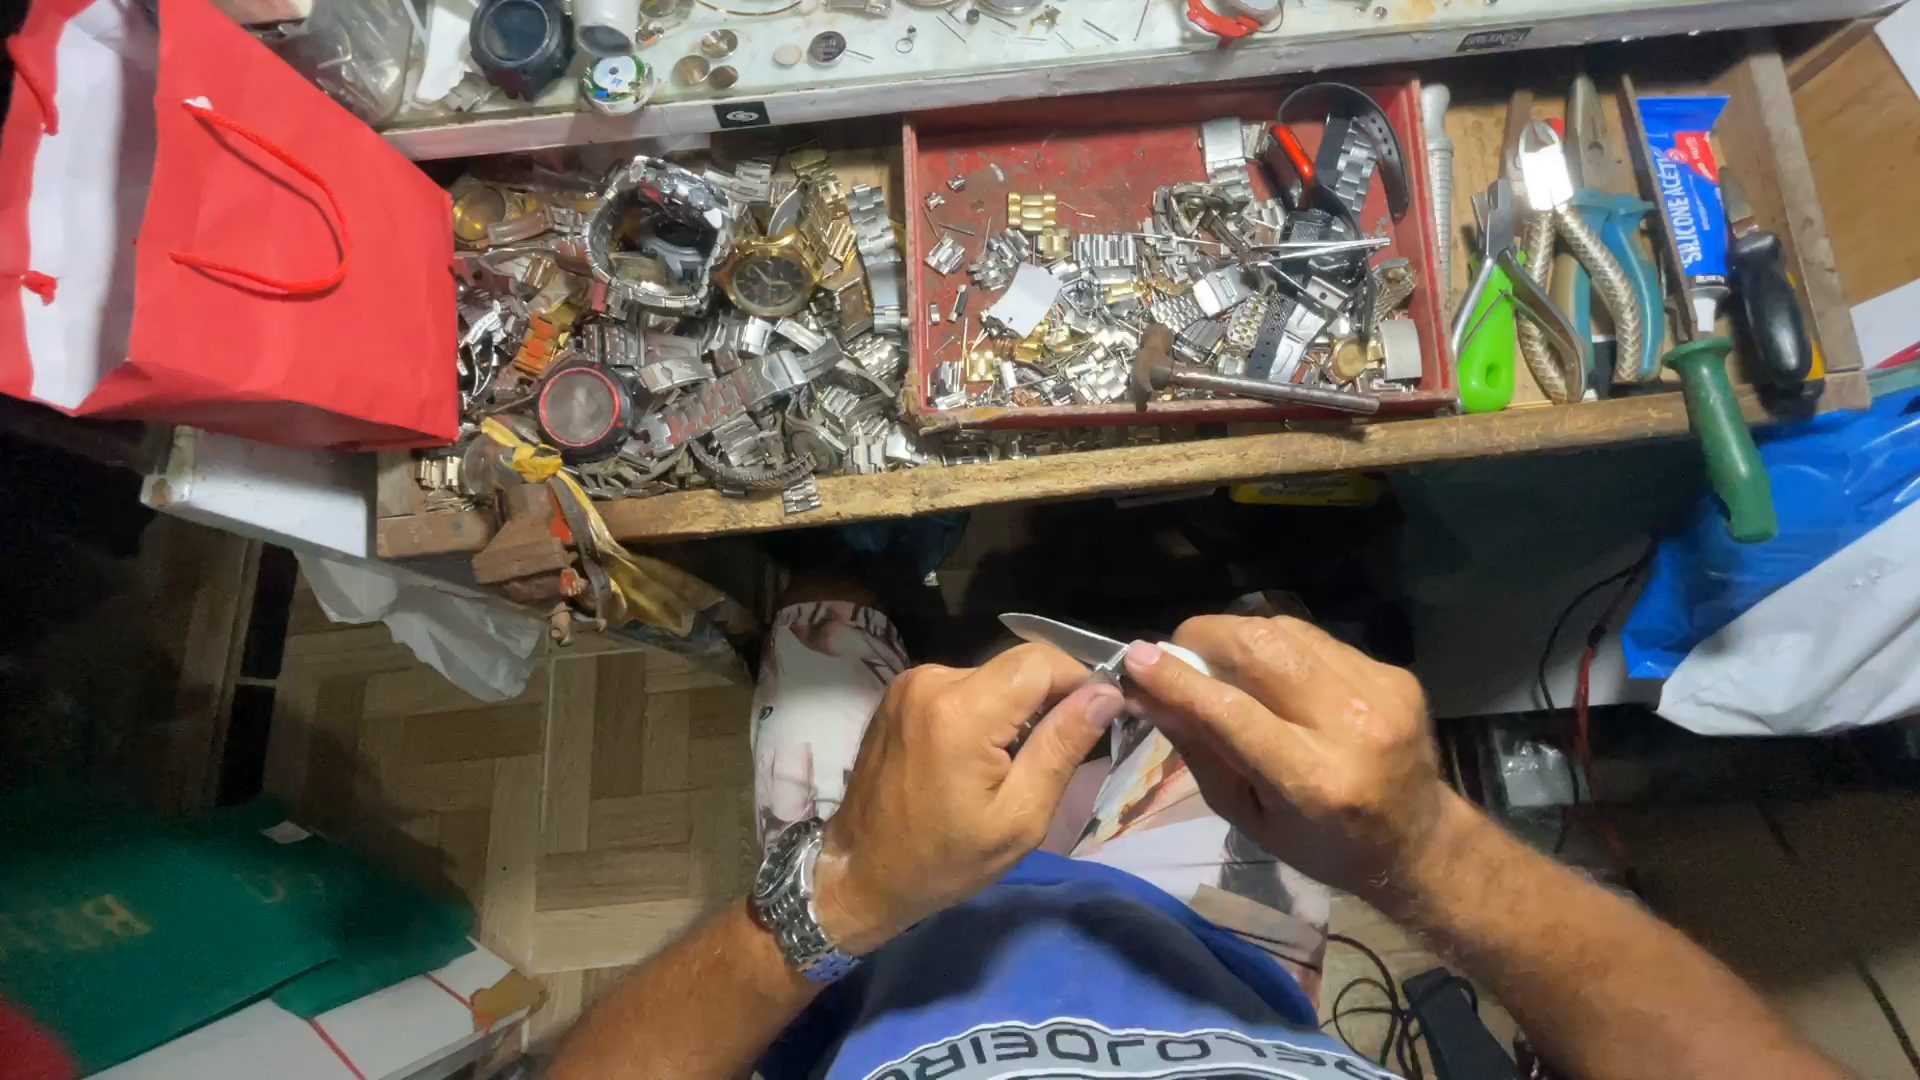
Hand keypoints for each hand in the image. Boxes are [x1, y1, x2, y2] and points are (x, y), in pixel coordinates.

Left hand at [814, 644, 1123, 953]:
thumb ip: (1062, 746)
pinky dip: (986, 706)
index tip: (1099, 713)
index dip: (1079, 679)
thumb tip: (1107, 693)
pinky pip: (964, 683)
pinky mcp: (902, 690)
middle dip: (1050, 694)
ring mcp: (912, 681)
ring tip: (1019, 756)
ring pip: (993, 673)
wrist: (861, 872)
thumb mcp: (1020, 816)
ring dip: (1017, 703)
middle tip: (1064, 744)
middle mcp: (932, 680)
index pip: (1040, 660)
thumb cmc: (944, 860)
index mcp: (961, 711)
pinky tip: (983, 750)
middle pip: (1017, 664)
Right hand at [1122, 615, 1455, 898]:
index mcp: (1314, 783)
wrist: (1419, 841)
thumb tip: (1144, 692)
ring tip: (1220, 661)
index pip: (1231, 712)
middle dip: (1203, 637)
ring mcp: (1380, 693)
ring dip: (1235, 636)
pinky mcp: (1393, 672)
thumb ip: (1195, 747)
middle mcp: (1353, 729)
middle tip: (1176, 652)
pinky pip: (1311, 637)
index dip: (1177, 679)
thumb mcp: (1243, 812)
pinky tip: (1270, 672)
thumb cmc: (1318, 842)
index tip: (1134, 658)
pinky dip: (1275, 645)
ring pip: (1282, 630)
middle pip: (1261, 649)